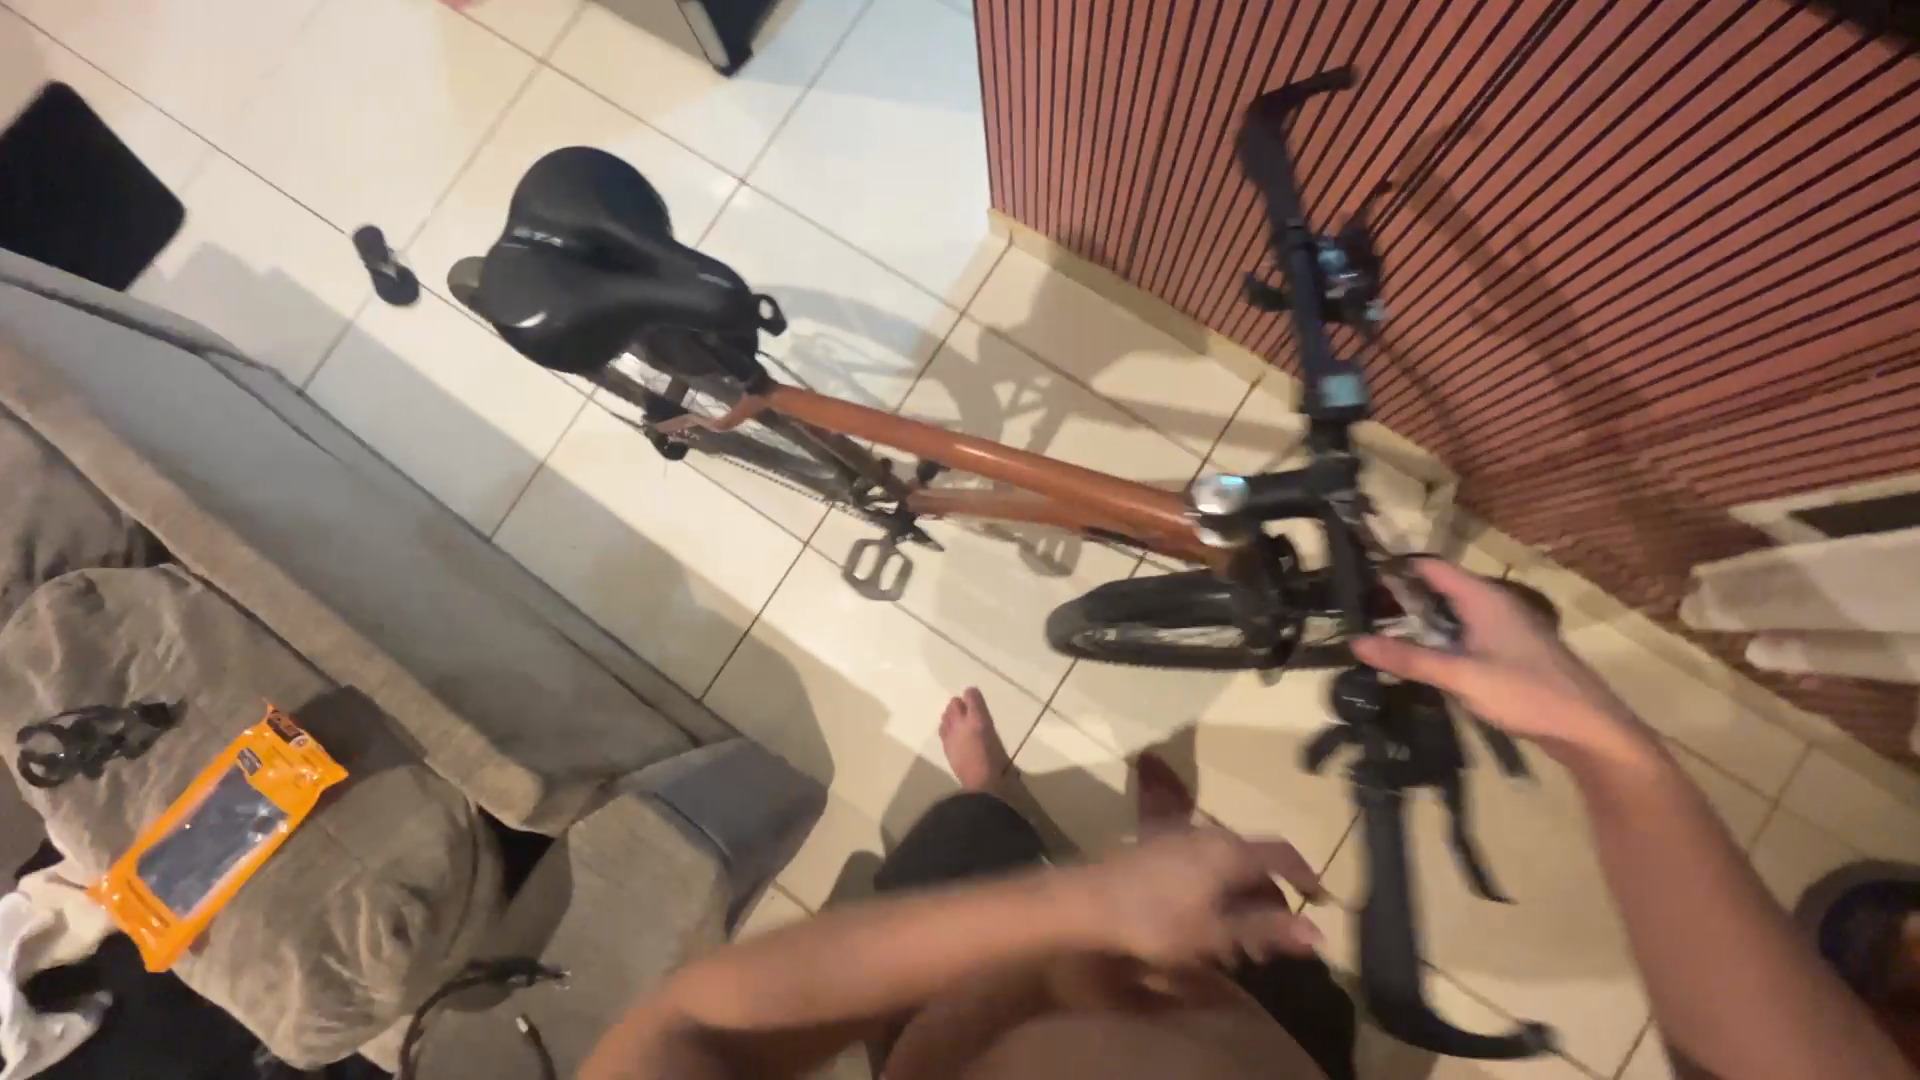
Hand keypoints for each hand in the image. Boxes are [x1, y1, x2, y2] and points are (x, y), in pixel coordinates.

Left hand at [1067, 828, 1323, 967]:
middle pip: (1253, 860)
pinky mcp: (1155, 845)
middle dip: (1269, 898)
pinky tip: (1205, 920)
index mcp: (1228, 850)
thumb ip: (1266, 930)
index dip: (1306, 876)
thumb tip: (1317, 933)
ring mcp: (1178, 836)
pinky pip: (1201, 863)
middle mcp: (1206, 833)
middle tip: (1274, 941)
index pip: (1281, 853)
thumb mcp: (1217, 934)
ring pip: (1226, 864)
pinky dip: (1216, 889)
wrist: (1087, 902)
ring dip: (1241, 897)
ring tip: (1240, 941)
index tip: (1321, 901)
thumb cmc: (1155, 920)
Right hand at [1352, 560, 1652, 762]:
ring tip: (1377, 631)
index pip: (1430, 566)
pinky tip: (1417, 655)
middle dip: (1399, 595)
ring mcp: (1503, 627)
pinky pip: (1462, 631)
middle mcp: (1493, 604)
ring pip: (1449, 611)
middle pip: (1438, 587)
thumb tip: (1354, 642)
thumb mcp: (1460, 676)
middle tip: (1359, 610)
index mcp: (1483, 598)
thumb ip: (1408, 658)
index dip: (1394, 567)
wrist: (1590, 730)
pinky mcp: (1508, 650)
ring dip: (1416, 618)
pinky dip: (1435, 636)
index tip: (1357, 579)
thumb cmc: (1526, 693)